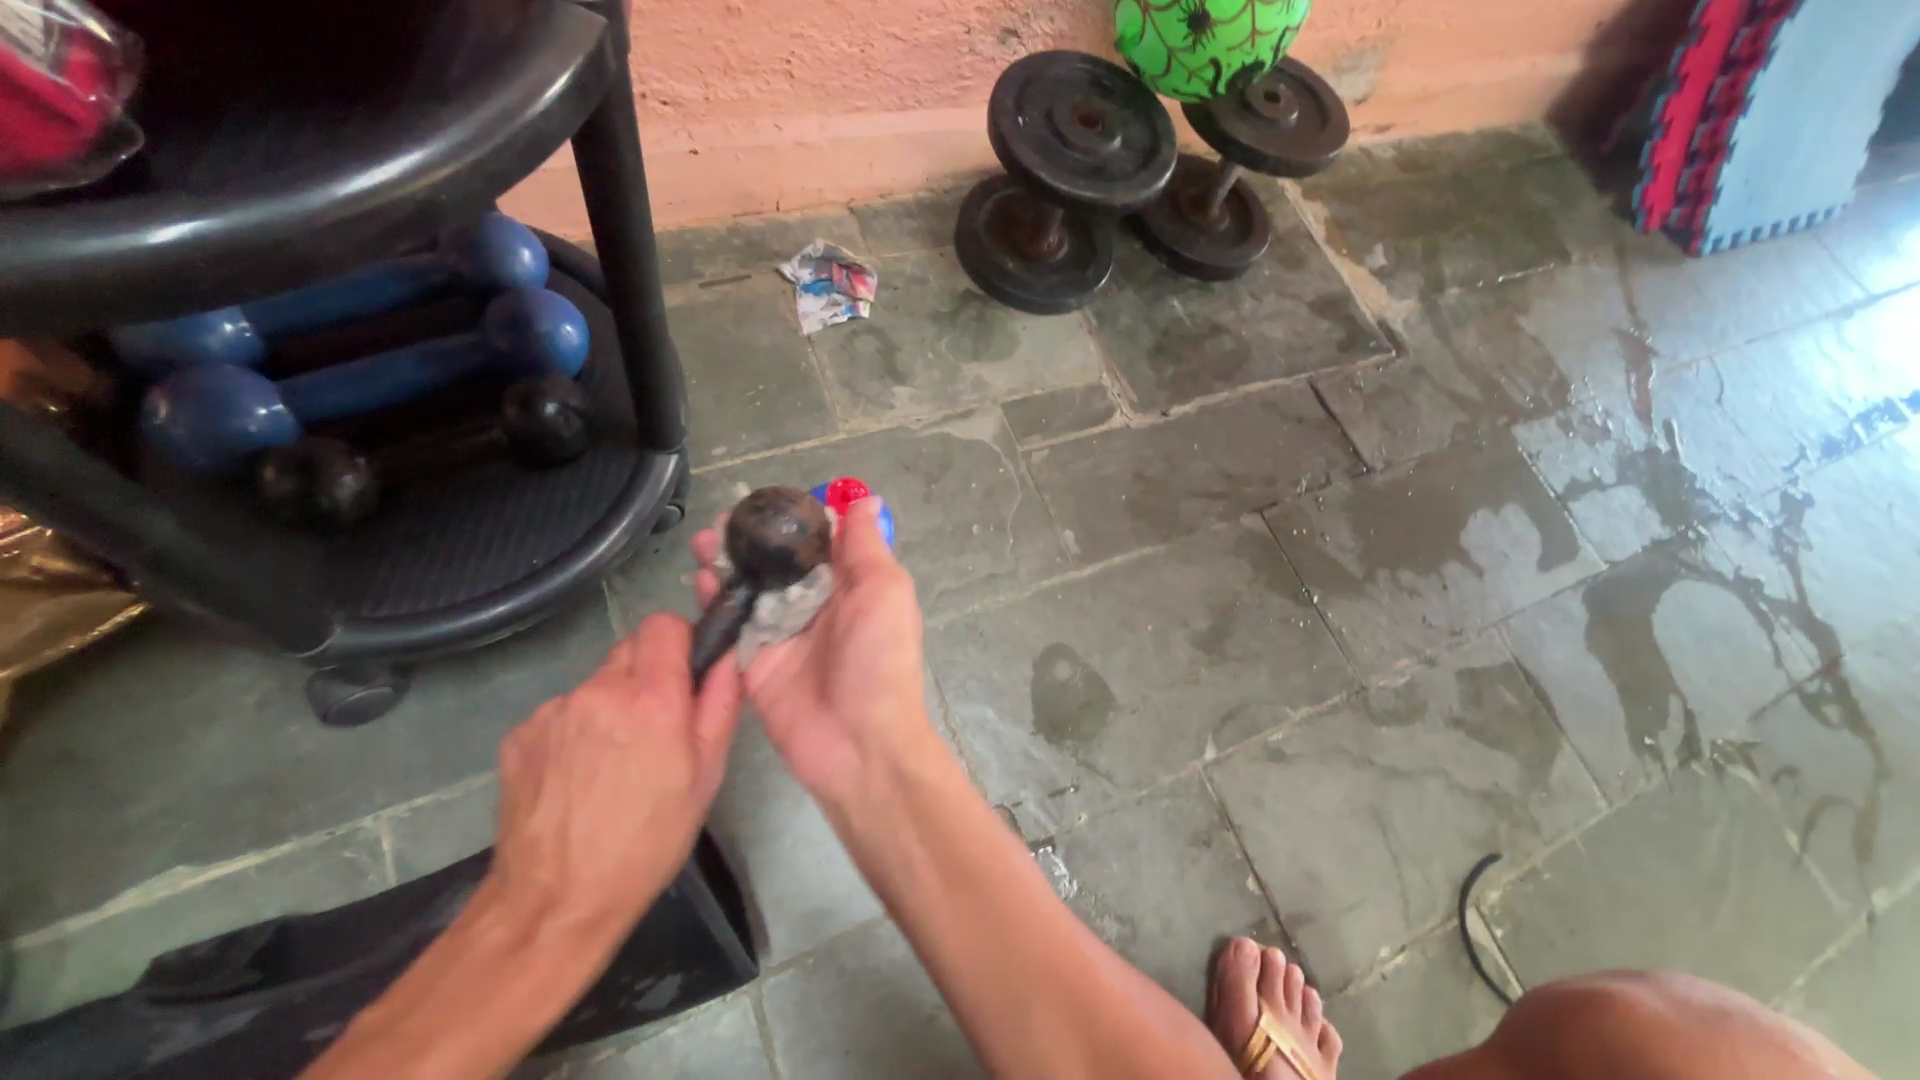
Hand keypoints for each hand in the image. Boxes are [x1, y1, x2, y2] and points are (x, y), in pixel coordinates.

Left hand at [487, 615, 742, 937]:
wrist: (555, 900)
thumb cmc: (648, 843)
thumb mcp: (705, 778)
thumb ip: (720, 706)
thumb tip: (726, 658)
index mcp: (651, 700)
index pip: (663, 625)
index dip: (679, 641)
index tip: (685, 674)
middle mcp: (598, 691)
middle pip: (629, 650)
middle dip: (647, 676)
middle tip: (655, 728)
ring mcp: (552, 712)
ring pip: (595, 685)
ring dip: (610, 706)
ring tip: (612, 765)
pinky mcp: (520, 734)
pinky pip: (560, 714)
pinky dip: (575, 733)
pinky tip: (578, 778)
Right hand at [694, 496, 932, 801]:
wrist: (858, 742)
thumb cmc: (880, 660)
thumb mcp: (885, 592)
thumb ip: (866, 546)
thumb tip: (863, 498)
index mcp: (848, 587)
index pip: (816, 542)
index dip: (791, 518)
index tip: (765, 498)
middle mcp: (812, 606)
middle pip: (775, 562)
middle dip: (749, 538)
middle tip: (723, 520)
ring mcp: (779, 634)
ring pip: (747, 588)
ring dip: (725, 562)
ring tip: (705, 542)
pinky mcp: (751, 663)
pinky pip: (729, 626)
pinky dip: (712, 601)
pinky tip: (699, 579)